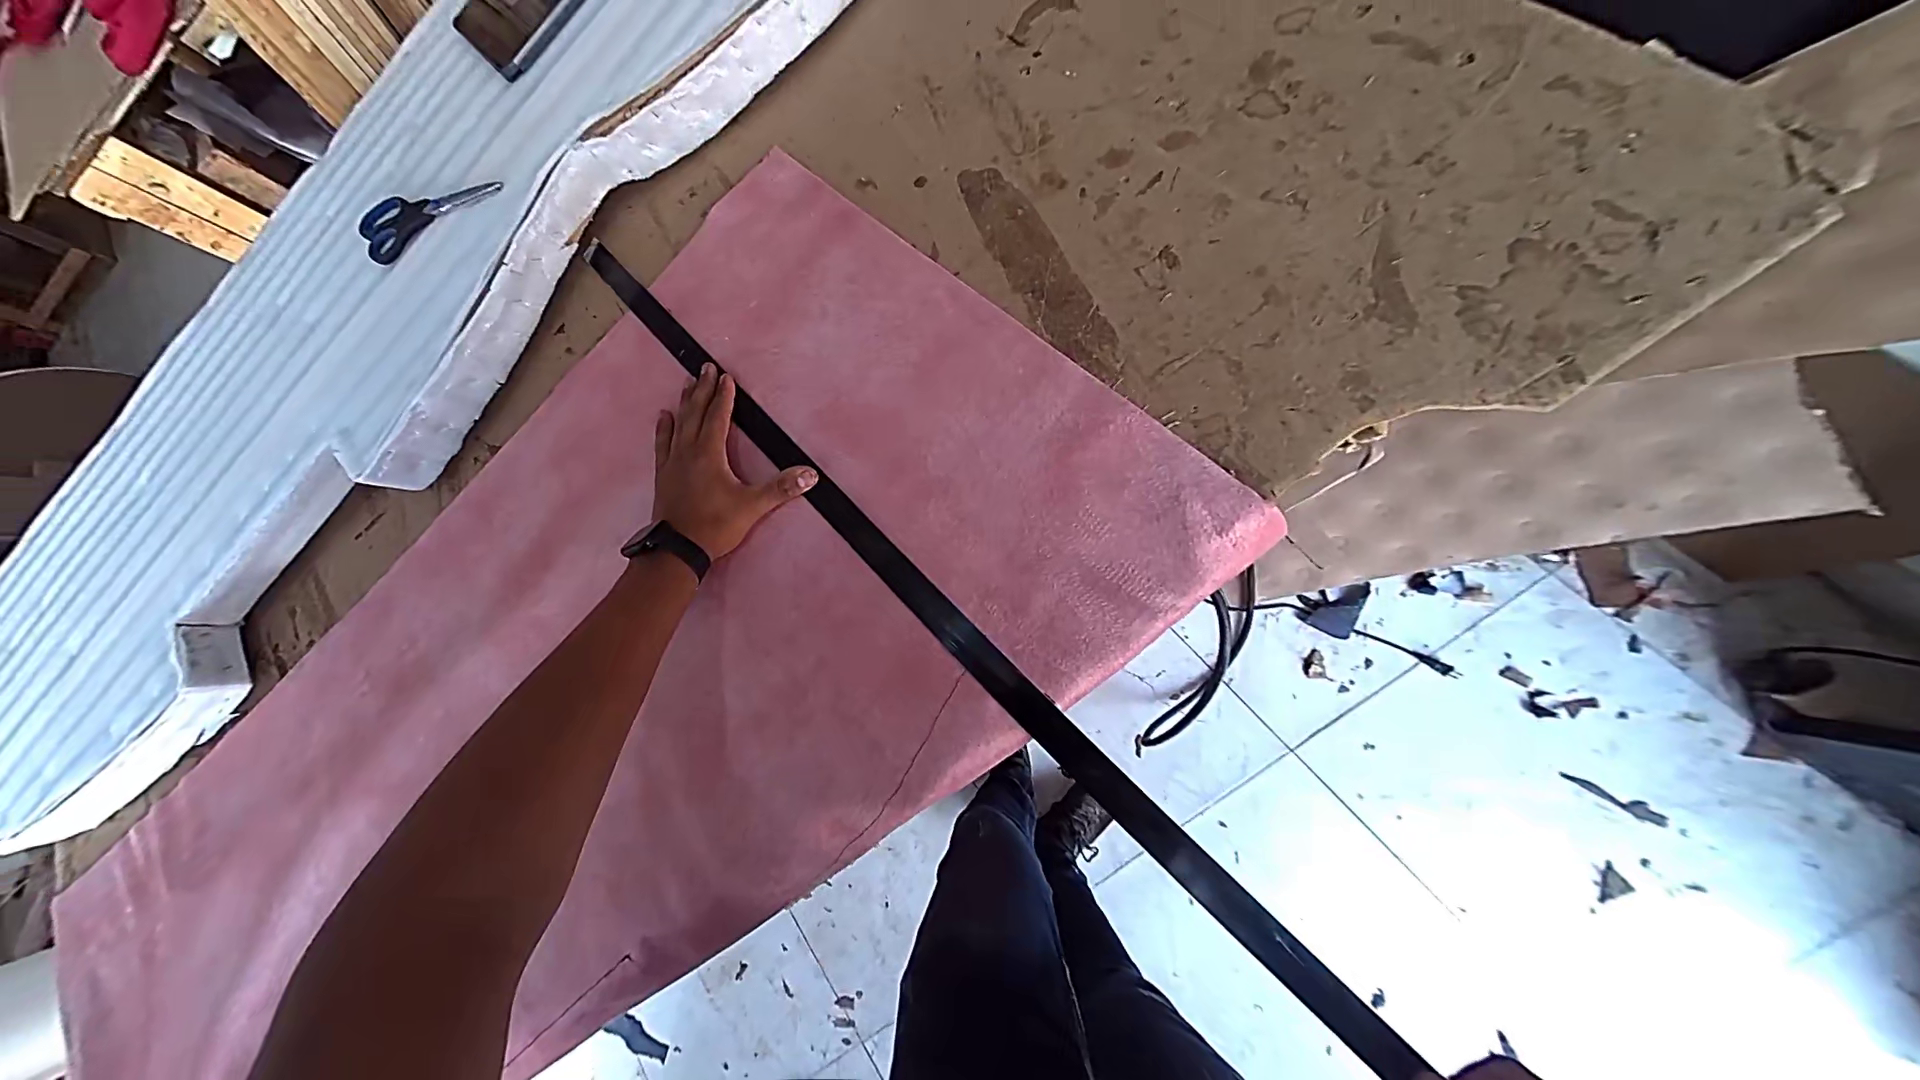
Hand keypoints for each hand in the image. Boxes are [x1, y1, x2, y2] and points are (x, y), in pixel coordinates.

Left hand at [651, 363, 815, 559]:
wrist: (678, 549)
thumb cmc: (715, 526)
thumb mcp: (753, 507)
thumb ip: (781, 488)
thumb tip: (810, 475)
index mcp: (709, 454)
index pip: (718, 417)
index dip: (724, 396)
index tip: (727, 377)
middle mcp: (688, 451)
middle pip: (696, 412)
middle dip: (703, 389)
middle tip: (706, 367)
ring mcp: (672, 462)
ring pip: (678, 423)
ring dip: (685, 402)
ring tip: (688, 383)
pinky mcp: (663, 474)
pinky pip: (663, 442)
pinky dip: (664, 426)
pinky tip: (664, 416)